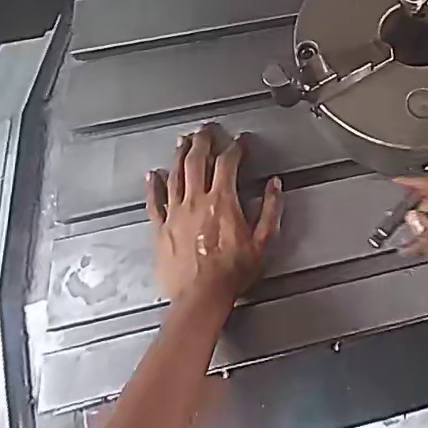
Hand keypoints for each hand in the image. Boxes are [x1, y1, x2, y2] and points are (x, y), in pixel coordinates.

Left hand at [146, 126, 282, 309]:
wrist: (201, 297)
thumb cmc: (233, 273)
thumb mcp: (263, 241)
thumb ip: (271, 210)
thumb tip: (275, 186)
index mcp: (223, 202)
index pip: (228, 163)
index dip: (235, 148)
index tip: (241, 142)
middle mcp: (196, 202)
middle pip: (196, 161)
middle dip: (202, 141)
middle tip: (206, 131)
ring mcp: (175, 213)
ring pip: (175, 175)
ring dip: (179, 155)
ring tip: (182, 141)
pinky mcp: (161, 229)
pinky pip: (155, 201)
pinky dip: (153, 185)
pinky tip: (152, 175)